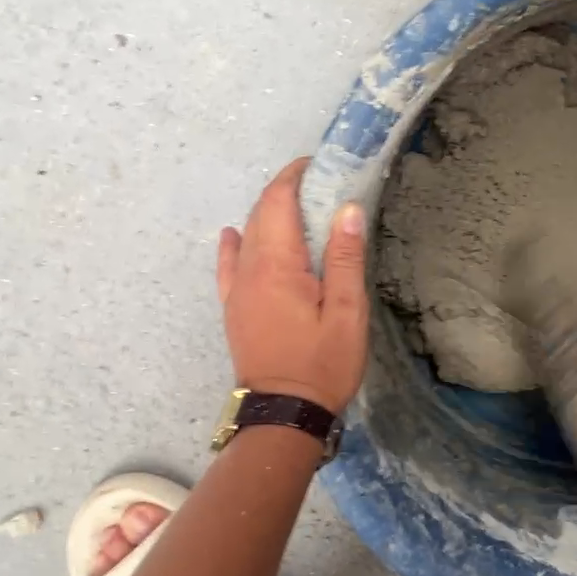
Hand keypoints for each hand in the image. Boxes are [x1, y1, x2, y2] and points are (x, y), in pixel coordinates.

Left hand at [216, 157, 369, 413]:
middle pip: (260, 214)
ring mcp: (237, 290)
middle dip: (284, 191)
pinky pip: (228, 264)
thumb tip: (346, 208)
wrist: (284, 412)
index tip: (318, 163)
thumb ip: (345, 257)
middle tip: (319, 183)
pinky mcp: (234, 308)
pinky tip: (233, 233)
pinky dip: (234, 242)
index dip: (294, 176)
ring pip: (246, 235)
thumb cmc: (323, 362)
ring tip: (298, 206)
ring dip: (268, 213)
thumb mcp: (348, 311)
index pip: (277, 203)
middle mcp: (249, 270)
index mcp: (277, 265)